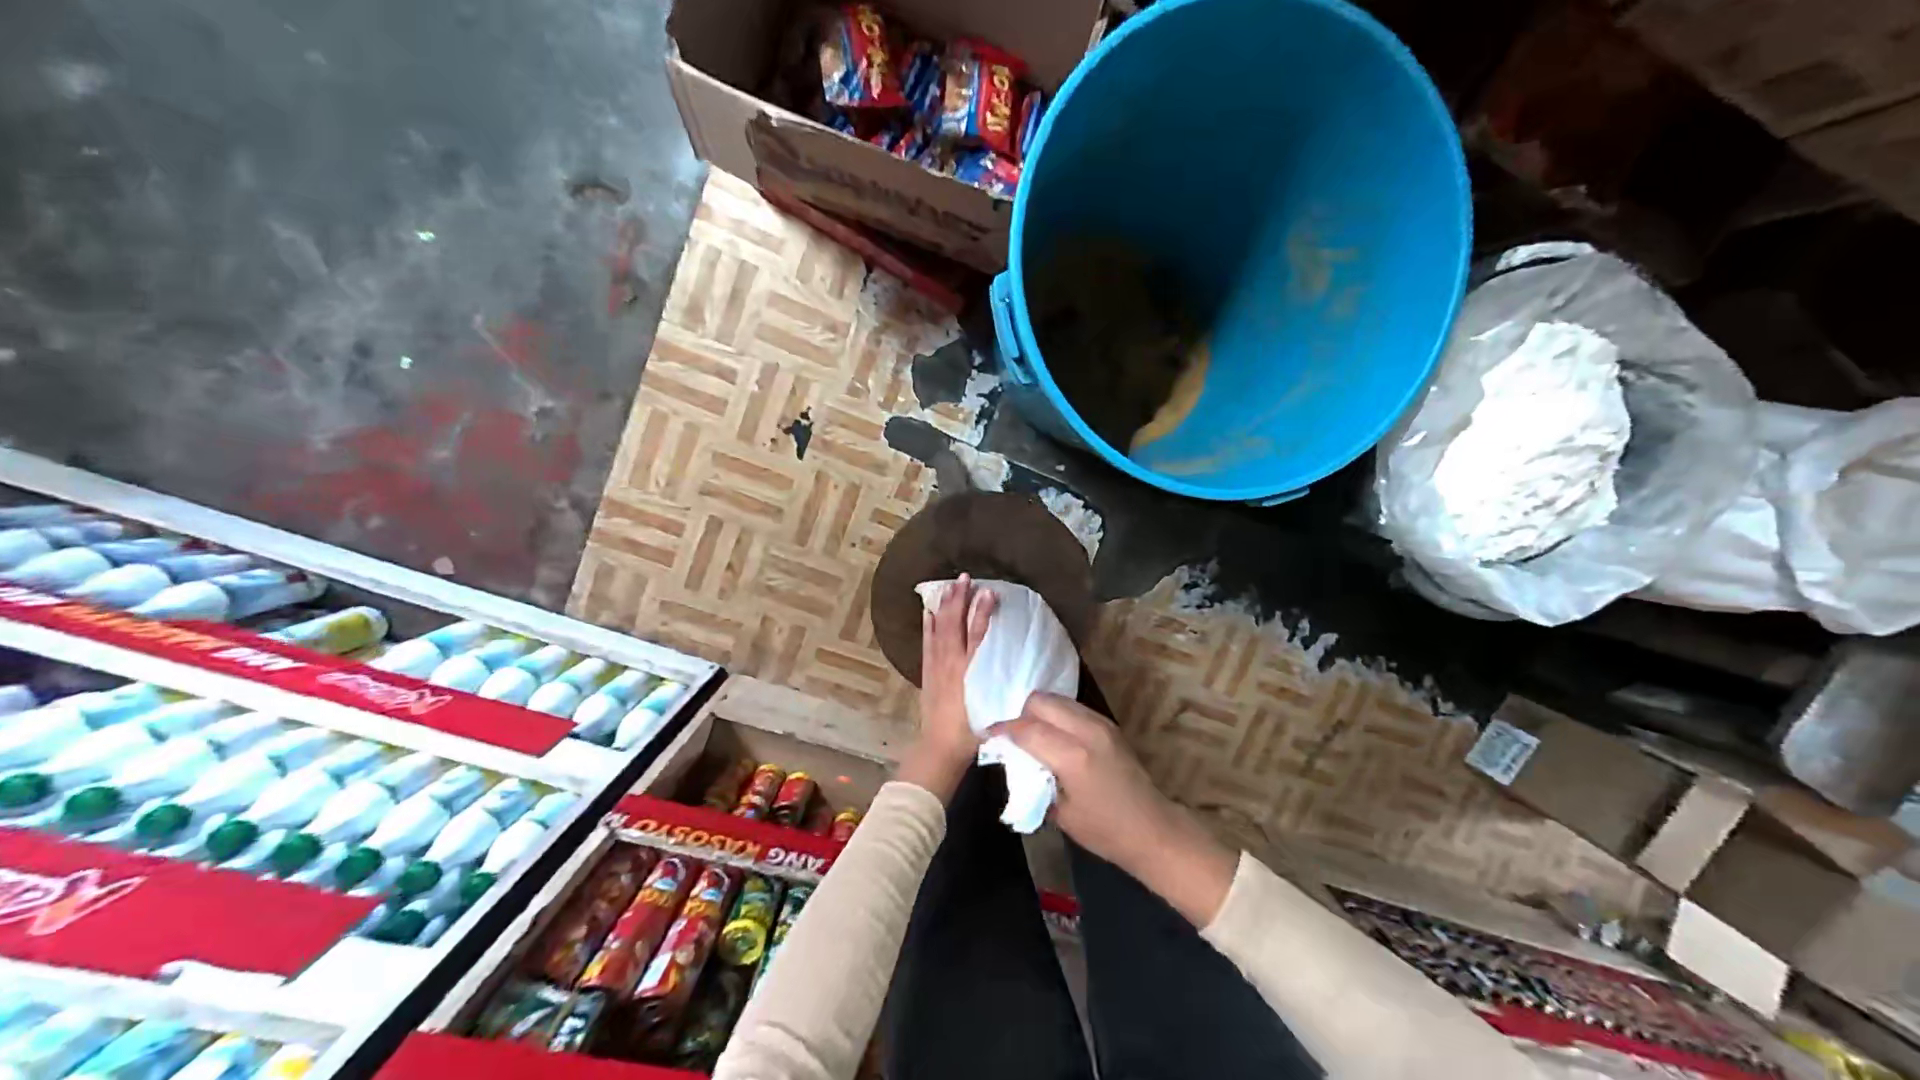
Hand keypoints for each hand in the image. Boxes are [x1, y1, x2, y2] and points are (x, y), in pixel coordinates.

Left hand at [896, 574, 995, 801]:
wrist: (940, 747)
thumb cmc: (973, 731)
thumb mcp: (994, 706)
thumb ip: (1003, 684)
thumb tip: (1018, 665)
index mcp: (971, 671)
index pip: (978, 634)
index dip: (984, 612)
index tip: (990, 592)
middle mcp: (952, 663)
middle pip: (956, 624)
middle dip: (960, 599)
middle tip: (965, 577)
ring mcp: (937, 665)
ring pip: (940, 628)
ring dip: (945, 606)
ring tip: (949, 585)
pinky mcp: (927, 671)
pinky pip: (927, 642)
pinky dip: (928, 625)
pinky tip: (929, 611)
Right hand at [992, 692, 1237, 925]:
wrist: (1152, 828)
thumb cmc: (1104, 831)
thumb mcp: (1059, 812)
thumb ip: (1034, 779)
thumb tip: (1015, 760)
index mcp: (1072, 755)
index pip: (1027, 729)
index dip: (1003, 730)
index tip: (988, 735)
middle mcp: (1086, 730)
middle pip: (1041, 701)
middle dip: (1021, 714)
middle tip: (1012, 735)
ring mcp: (1101, 723)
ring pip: (1058, 699)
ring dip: (1040, 712)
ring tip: (1031, 734)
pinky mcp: (1109, 724)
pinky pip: (1073, 708)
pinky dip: (1057, 715)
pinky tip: (1053, 735)